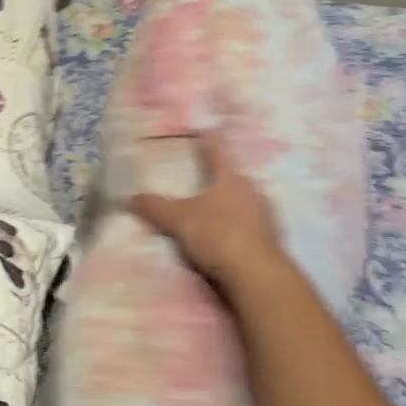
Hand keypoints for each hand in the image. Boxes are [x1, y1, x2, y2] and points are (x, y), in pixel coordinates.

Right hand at [130, 132, 282, 288]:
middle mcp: (254, 191)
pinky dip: (239, 230)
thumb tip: (131, 197)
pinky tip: (228, 241)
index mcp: (232, 177)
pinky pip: (251, 229)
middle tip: (201, 182)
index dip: (208, 140)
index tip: (203, 130)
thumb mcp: (178, 220)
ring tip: (212, 215)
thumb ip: (155, 207)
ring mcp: (268, 217)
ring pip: (245, 204)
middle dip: (218, 180)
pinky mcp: (274, 242)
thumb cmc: (217, 234)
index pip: (217, 151)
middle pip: (233, 179)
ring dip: (231, 207)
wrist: (257, 276)